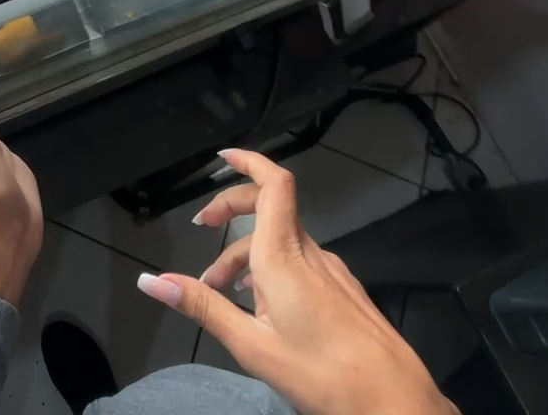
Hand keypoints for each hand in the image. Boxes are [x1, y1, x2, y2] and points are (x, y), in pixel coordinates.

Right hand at [135, 149, 455, 414]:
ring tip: (220, 289)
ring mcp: (331, 269)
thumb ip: (202, 307)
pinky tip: (261, 303)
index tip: (222, 158)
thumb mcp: (252, 346)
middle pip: (268, 205)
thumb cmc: (322, 374)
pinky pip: (299, 259)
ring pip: (281, 239)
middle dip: (231, 208)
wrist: (398, 407)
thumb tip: (149, 281)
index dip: (249, 160)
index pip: (272, 183)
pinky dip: (270, 266)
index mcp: (283, 254)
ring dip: (245, 251)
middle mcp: (309, 251)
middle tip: (201, 228)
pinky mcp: (343, 289)